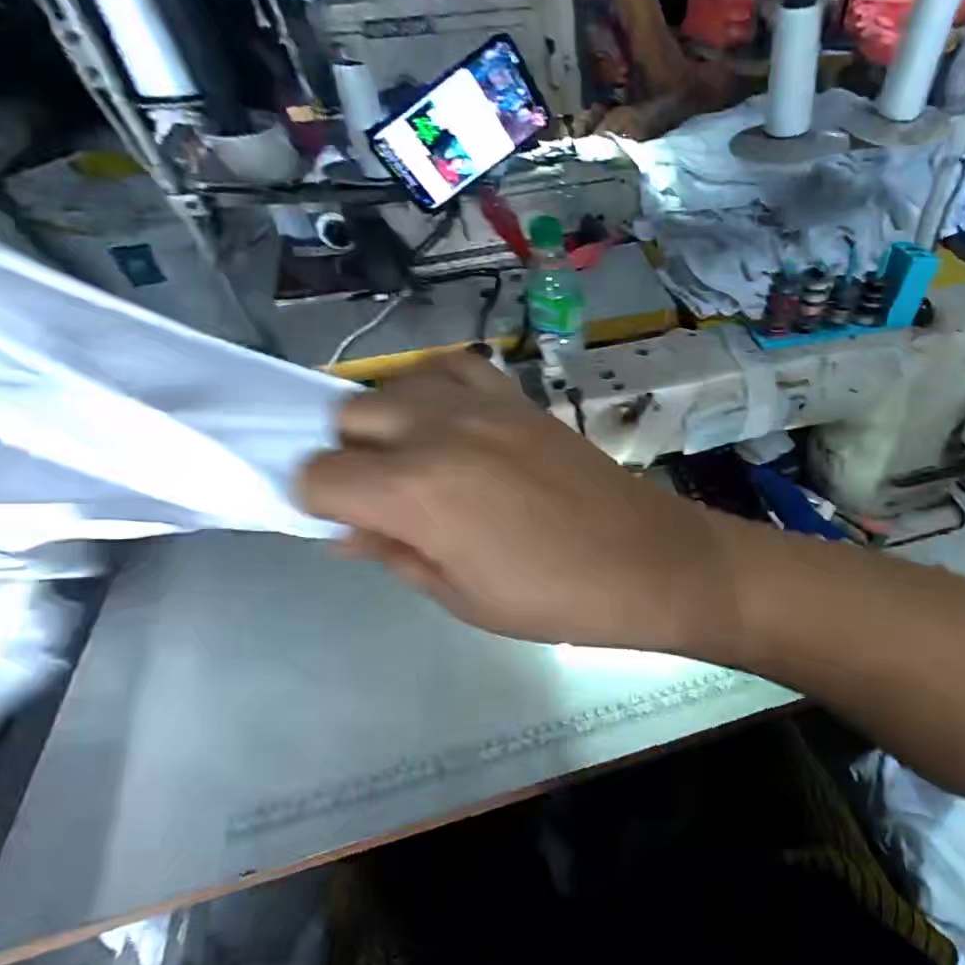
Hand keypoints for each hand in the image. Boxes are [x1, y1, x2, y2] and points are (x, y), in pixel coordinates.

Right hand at [295, 351, 743, 654]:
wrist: (647, 561)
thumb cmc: (556, 599)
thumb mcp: (462, 596)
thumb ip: (395, 555)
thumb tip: (347, 532)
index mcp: (415, 493)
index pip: (317, 474)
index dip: (319, 502)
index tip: (347, 522)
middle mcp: (440, 432)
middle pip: (348, 416)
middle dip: (350, 455)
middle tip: (386, 496)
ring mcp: (486, 406)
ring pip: (397, 383)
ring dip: (390, 417)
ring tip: (419, 457)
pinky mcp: (522, 399)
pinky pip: (459, 365)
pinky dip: (439, 384)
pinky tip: (456, 420)